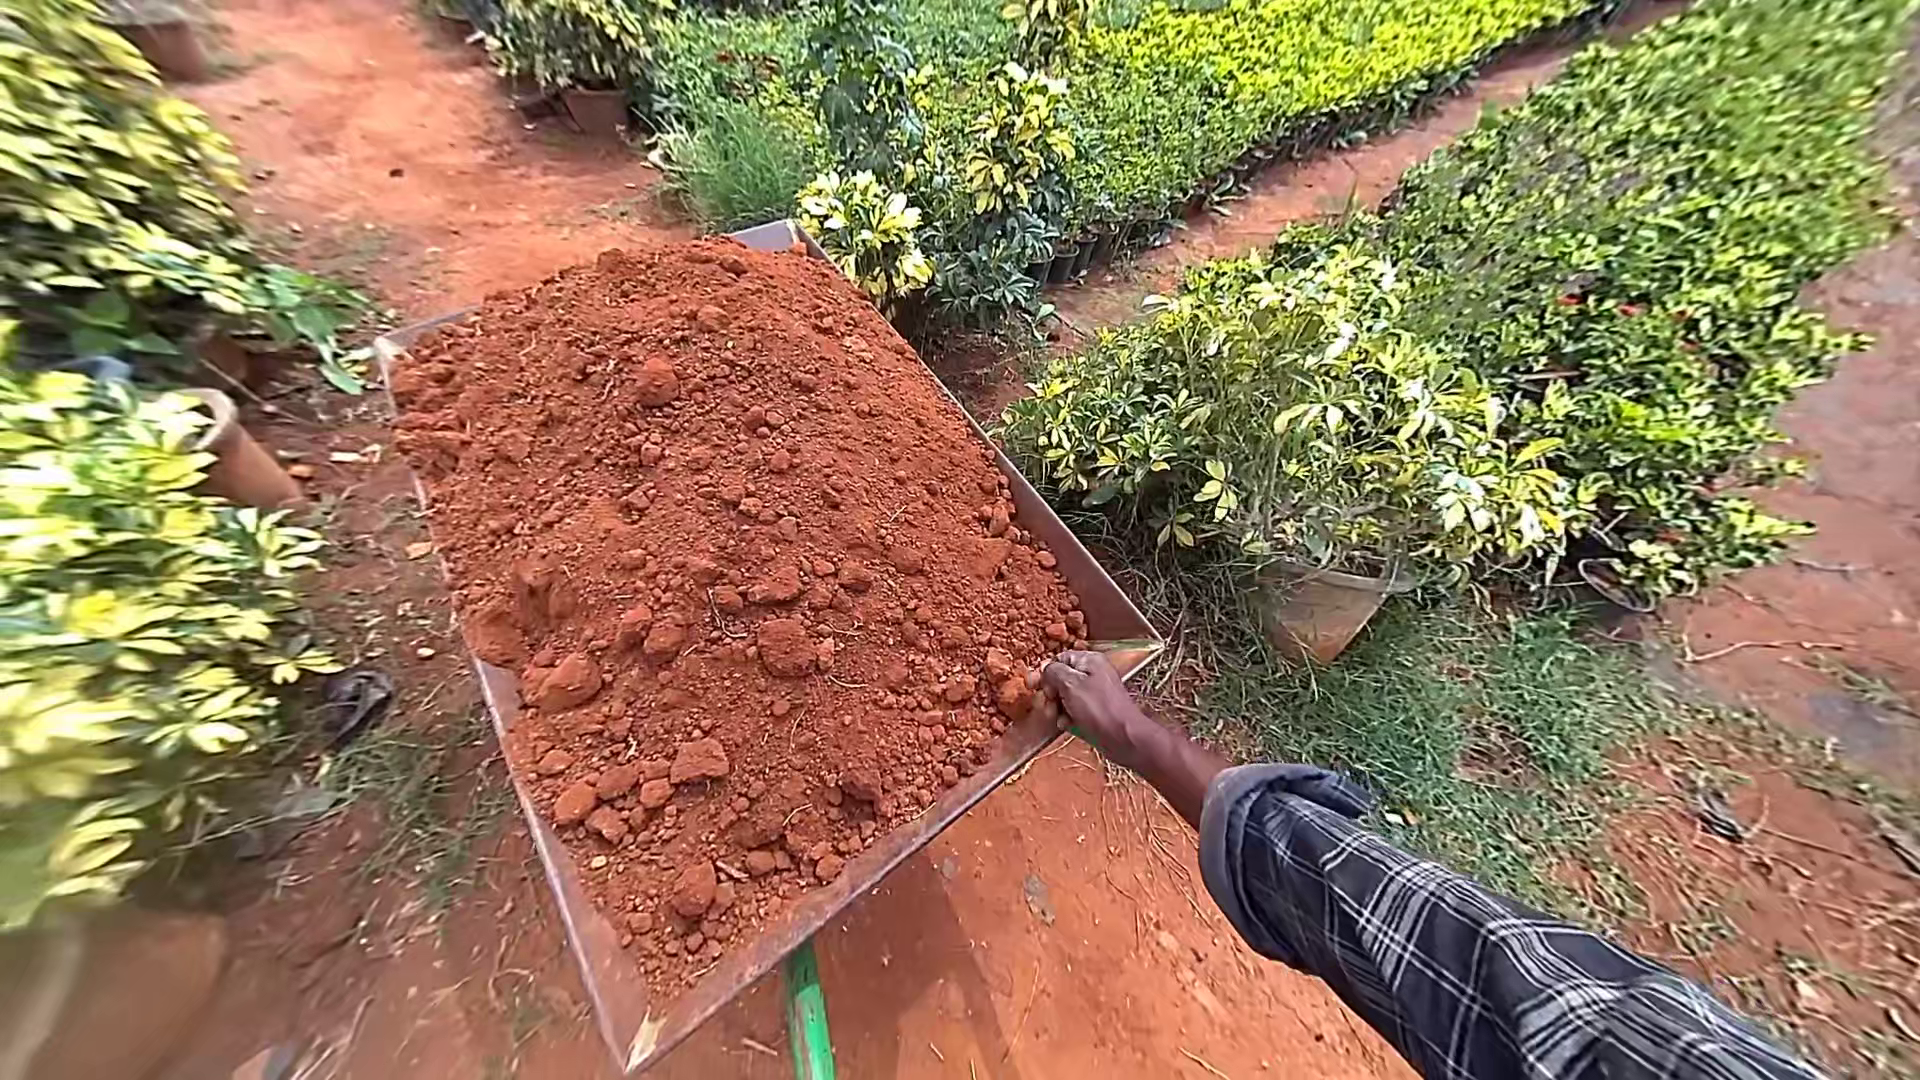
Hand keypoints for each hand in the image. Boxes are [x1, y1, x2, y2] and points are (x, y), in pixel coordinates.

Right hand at [1028, 650, 1162, 773]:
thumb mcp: (1071, 684)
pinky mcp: (1095, 711)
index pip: (1059, 659)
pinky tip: (1066, 724)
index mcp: (1089, 661)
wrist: (1124, 739)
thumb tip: (1045, 668)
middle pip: (1060, 678)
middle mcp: (1092, 674)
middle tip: (1049, 704)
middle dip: (1050, 692)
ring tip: (1057, 717)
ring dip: (1057, 707)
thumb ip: (1054, 672)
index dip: (1046, 672)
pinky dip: (1067, 717)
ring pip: (1065, 696)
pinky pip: (1074, 710)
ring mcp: (1094, 693)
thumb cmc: (1100, 709)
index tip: (1037, 686)